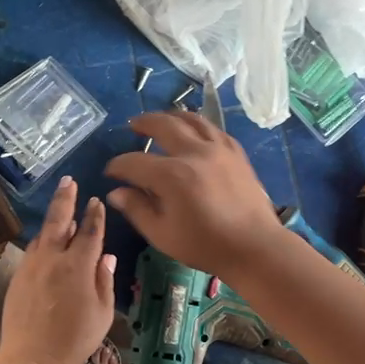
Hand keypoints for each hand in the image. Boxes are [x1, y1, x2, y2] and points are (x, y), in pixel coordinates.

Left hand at [0, 177, 116, 363]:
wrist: (32, 357)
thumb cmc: (75, 339)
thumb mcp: (102, 313)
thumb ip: (104, 281)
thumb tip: (106, 257)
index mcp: (78, 266)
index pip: (90, 232)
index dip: (95, 215)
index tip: (97, 202)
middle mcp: (53, 259)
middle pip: (60, 220)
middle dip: (66, 199)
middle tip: (69, 181)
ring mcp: (32, 266)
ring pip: (44, 235)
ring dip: (54, 220)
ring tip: (62, 209)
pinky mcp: (18, 277)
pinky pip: (33, 251)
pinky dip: (43, 241)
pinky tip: (47, 243)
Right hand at [105, 112, 287, 278]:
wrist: (254, 246)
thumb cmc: (205, 246)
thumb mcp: (162, 234)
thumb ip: (137, 209)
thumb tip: (115, 193)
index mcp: (172, 176)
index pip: (134, 162)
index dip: (118, 166)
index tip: (110, 172)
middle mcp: (194, 153)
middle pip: (163, 126)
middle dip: (143, 124)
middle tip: (132, 126)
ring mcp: (218, 149)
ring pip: (191, 120)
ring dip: (171, 116)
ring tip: (160, 120)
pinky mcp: (236, 152)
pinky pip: (212, 128)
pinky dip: (196, 125)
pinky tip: (192, 131)